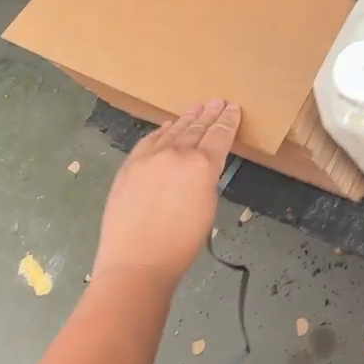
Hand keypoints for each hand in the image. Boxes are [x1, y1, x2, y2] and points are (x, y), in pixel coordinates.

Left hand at [93, 99, 241, 287]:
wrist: (136, 262)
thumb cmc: (181, 243)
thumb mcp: (208, 208)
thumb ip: (207, 179)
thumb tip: (202, 167)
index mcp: (203, 165)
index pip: (220, 135)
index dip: (228, 121)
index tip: (233, 108)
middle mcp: (177, 153)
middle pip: (197, 128)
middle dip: (209, 114)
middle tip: (218, 101)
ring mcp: (150, 157)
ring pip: (173, 130)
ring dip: (187, 118)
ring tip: (198, 107)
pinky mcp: (130, 165)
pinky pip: (150, 140)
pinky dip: (162, 131)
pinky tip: (168, 126)